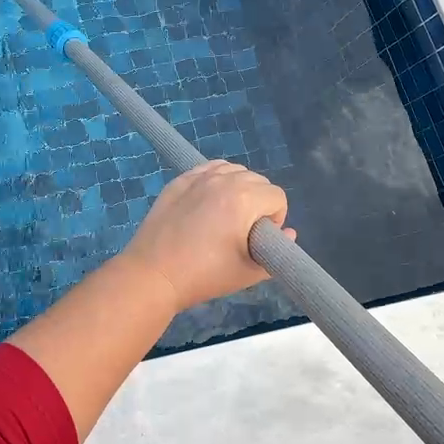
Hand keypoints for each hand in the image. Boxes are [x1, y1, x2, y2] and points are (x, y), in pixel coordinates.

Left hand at [117, 160, 295, 312]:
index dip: (275, 219)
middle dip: (259, 203)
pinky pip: (207, 169)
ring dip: (239, 188)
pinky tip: (208, 203)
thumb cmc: (205, 275)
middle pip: (257, 180)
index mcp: (242, 199)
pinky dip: (216, 180)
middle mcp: (221, 180)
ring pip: (233, 170)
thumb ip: (277, 250)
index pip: (277, 196)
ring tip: (226, 216)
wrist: (155, 273)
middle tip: (243, 230)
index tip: (259, 238)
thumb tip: (288, 234)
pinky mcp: (178, 181)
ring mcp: (196, 177)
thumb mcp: (249, 270)